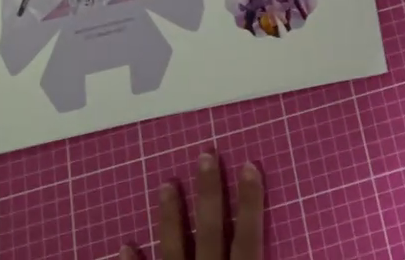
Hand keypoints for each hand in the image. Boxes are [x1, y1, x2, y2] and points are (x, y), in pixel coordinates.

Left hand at [120, 150, 263, 259]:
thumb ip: (255, 258)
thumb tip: (278, 250)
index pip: (248, 238)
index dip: (250, 202)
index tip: (249, 165)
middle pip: (210, 231)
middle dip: (209, 192)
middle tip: (205, 155)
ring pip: (174, 248)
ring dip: (171, 216)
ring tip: (166, 183)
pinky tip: (125, 244)